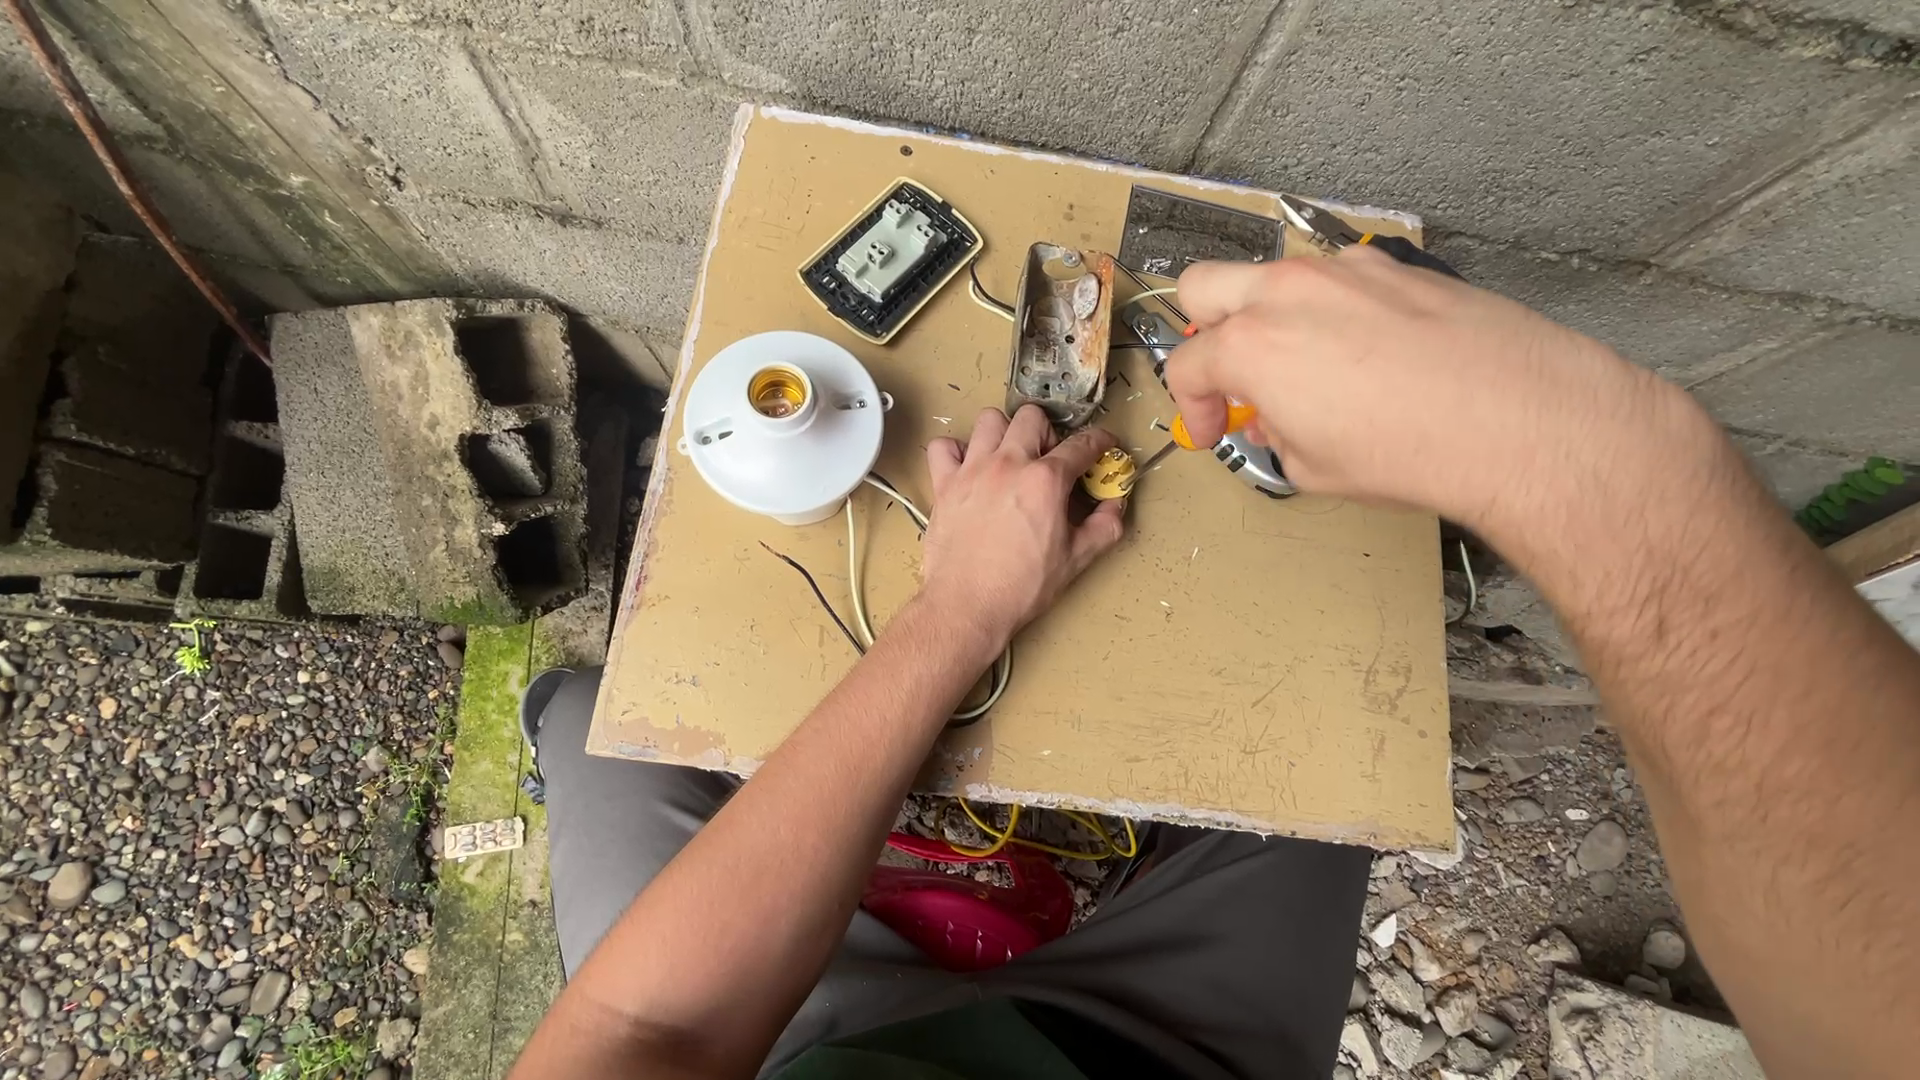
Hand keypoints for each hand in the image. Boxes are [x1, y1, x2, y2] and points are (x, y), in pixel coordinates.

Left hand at [919, 406, 1127, 643]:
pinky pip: (943, 447)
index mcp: (1045, 481)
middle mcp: (1008, 464)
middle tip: (1050, 460)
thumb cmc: (1020, 586)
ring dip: (1003, 433)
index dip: (1100, 442)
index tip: (1103, 446)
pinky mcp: (944, 485)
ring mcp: (972, 471)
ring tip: (1009, 458)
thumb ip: (1104, 527)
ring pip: (988, 420)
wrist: (968, 605)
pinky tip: (968, 468)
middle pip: (1032, 417)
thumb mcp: (1076, 559)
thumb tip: (1115, 507)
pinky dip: (955, 451)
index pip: (1082, 444)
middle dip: (1048, 433)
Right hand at [1167, 245, 1686, 533]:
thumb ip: (1274, 433)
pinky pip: (1335, 278)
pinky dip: (1328, 308)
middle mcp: (1286, 293)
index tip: (1214, 430)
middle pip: (1201, 287)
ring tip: (1305, 367)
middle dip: (1202, 333)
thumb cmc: (1406, 453)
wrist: (1519, 422)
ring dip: (1267, 317)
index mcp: (1250, 346)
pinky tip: (1363, 351)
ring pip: (1272, 277)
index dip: (1192, 408)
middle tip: (1233, 375)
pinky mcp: (1395, 267)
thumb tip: (1275, 418)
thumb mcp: (1310, 467)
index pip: (1185, 368)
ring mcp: (1343, 270)